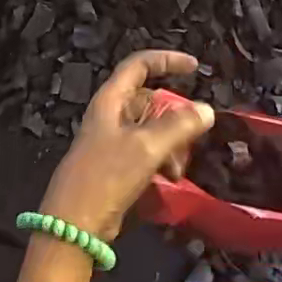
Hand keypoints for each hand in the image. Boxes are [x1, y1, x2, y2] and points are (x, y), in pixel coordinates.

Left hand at [39, 50, 214, 240]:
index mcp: (111, 99)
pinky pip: (147, 150)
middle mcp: (110, 113)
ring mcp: (112, 138)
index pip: (138, 65)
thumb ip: (178, 126)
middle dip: (174, 116)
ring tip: (176, 166)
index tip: (195, 67)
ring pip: (152, 128)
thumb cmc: (107, 175)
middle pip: (149, 99)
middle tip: (191, 138)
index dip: (166, 60)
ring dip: (171, 143)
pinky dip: (162, 159)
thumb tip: (206, 110)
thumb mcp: (146, 147)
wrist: (76, 220)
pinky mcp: (116, 162)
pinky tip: (169, 178)